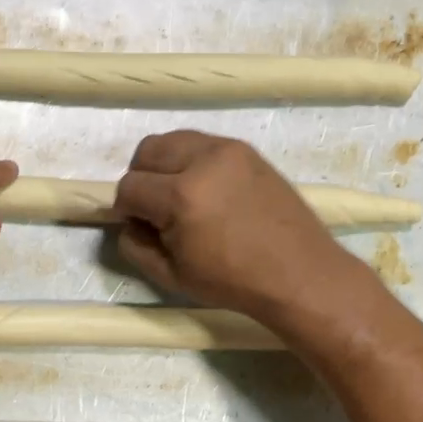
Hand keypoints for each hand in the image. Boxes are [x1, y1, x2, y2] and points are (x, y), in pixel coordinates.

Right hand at [112, 131, 358, 321]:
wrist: (296, 272)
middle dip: (141, 179)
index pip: (130, 186)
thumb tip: (128, 223)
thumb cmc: (231, 281)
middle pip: (147, 151)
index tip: (138, 227)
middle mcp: (203, 161)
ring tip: (178, 197)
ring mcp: (228, 150)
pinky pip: (203, 144)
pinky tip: (205, 191)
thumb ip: (135, 246)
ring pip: (174, 140)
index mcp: (181, 197)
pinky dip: (191, 161)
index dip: (125, 209)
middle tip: (154, 208)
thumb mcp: (171, 275)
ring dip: (165, 166)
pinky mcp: (246, 150)